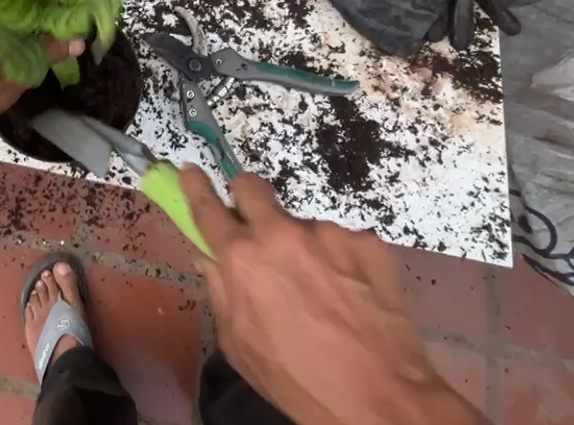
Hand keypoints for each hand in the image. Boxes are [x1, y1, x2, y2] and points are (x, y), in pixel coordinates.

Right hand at [180, 168, 483, 424]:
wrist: (382, 402)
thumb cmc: (298, 380)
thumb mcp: (239, 345)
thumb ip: (219, 291)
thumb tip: (209, 257)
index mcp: (241, 258)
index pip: (207, 207)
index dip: (195, 185)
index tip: (191, 171)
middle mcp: (279, 234)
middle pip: (251, 186)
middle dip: (247, 199)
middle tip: (258, 227)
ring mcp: (327, 234)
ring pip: (302, 226)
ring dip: (303, 247)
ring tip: (323, 291)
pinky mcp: (367, 242)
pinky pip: (344, 243)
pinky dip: (342, 263)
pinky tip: (353, 295)